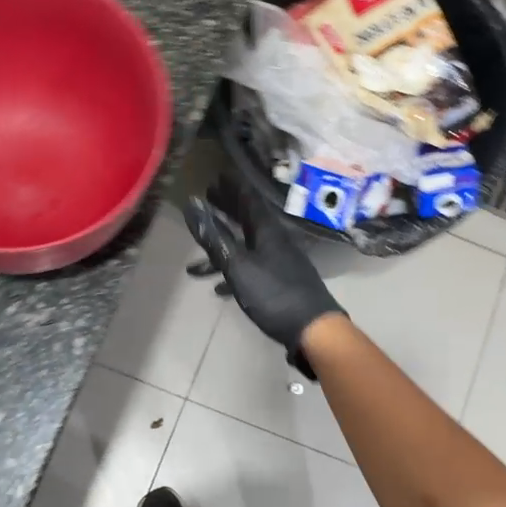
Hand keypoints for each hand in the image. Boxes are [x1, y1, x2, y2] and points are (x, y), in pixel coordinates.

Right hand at [184, 182, 344, 369]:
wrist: (313, 329)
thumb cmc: (274, 294)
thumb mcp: (239, 266)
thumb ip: (215, 238)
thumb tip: (192, 205)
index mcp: (267, 232)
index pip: (249, 199)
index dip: (232, 188)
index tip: (215, 177)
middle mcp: (276, 242)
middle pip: (248, 220)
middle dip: (228, 210)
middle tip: (209, 200)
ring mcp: (281, 263)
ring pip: (247, 247)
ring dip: (225, 248)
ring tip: (197, 259)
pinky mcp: (282, 284)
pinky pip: (252, 270)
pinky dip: (234, 273)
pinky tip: (218, 288)